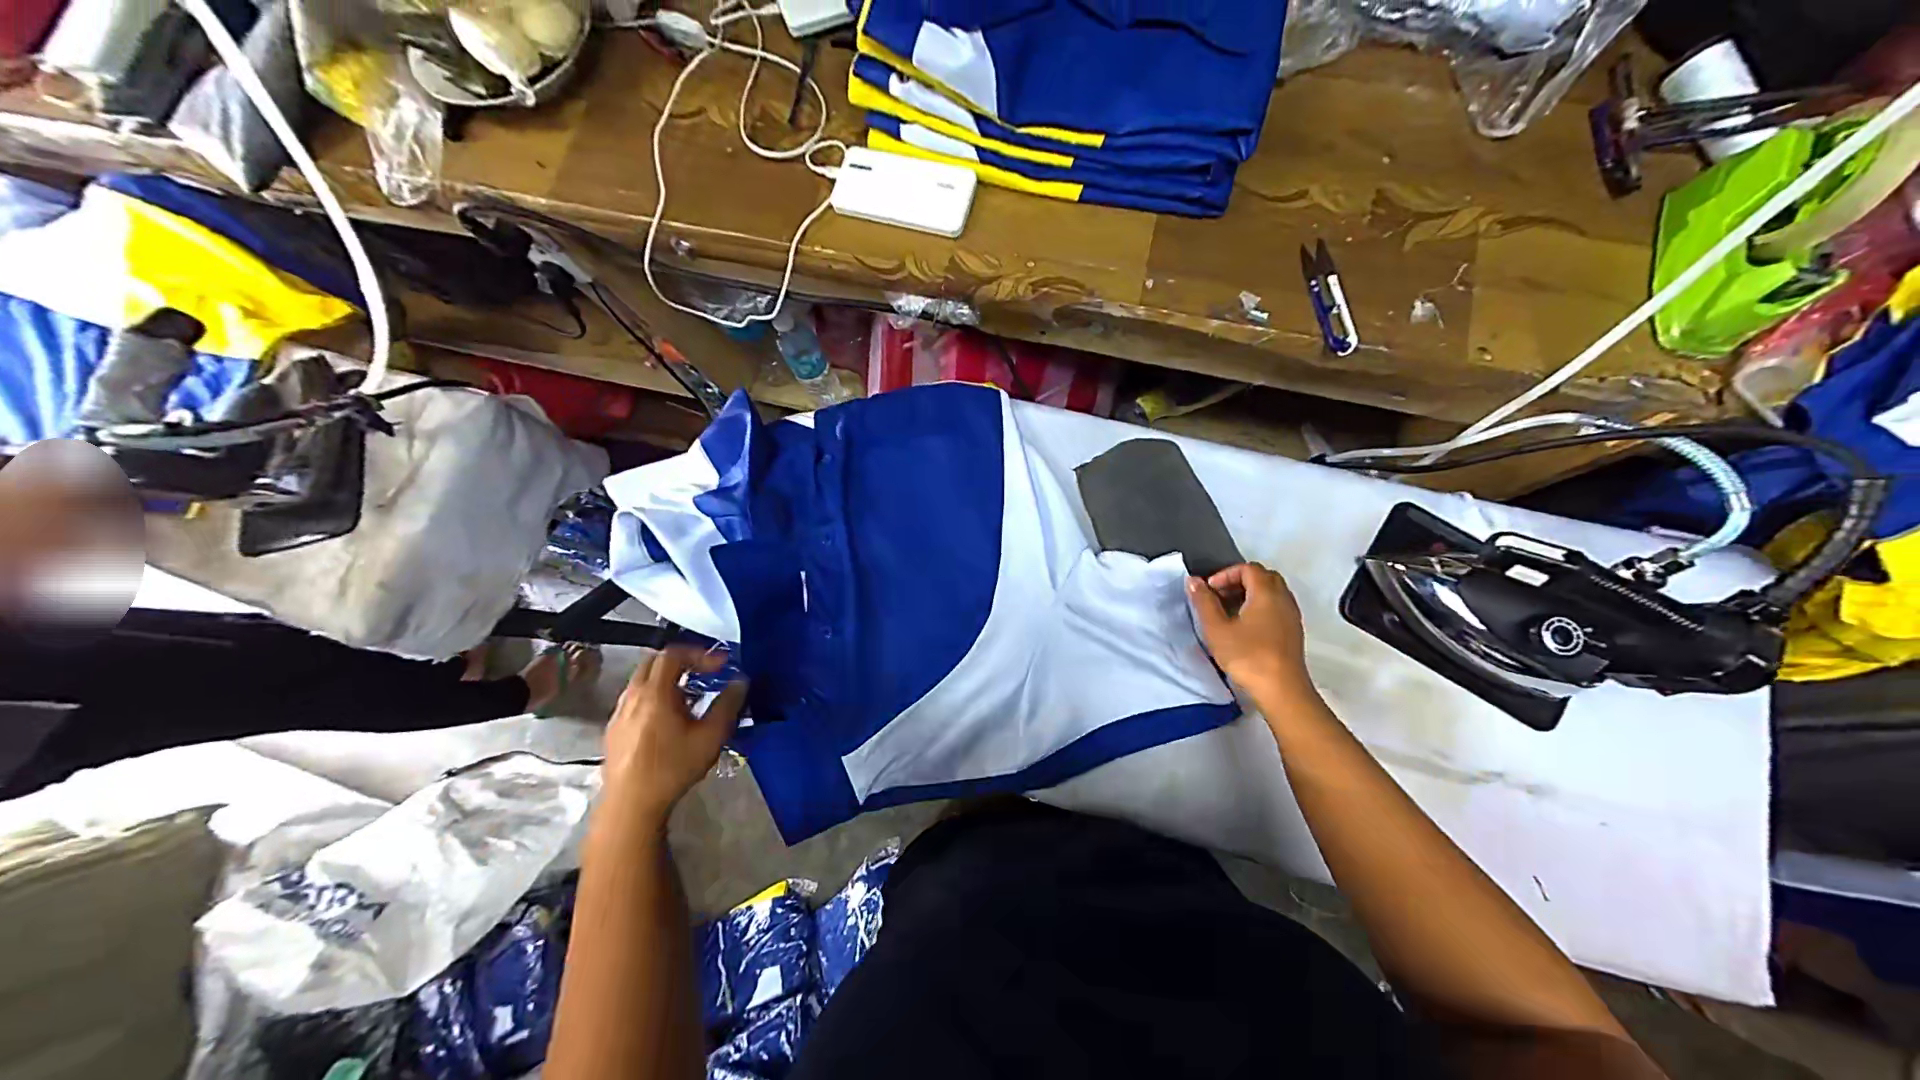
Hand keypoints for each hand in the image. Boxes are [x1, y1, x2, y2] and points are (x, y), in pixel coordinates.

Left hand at [601, 646, 746, 826]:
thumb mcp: (711, 736)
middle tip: (704, 673)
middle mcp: (632, 696)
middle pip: (654, 661)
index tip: (721, 665)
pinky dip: (654, 697)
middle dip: (682, 661)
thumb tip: (740, 682)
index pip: (673, 654)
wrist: (631, 805)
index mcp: (655, 692)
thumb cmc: (673, 768)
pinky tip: (669, 720)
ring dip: (667, 680)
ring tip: (690, 698)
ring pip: (642, 681)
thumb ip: (728, 705)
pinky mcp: (613, 730)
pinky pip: (635, 700)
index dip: (700, 653)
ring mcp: (619, 712)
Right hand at [1188, 563, 1311, 699]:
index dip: (1226, 574)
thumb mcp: (1216, 629)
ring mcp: (1291, 616)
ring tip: (1229, 612)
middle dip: (1239, 581)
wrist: (1282, 690)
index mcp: (1266, 593)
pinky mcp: (1293, 632)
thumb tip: (1194, 582)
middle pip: (1263, 576)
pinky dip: (1260, 607)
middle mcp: (1283, 599)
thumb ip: (1204, 602)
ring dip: (1250, 594)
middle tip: (1219, 596)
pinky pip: (1277, 607)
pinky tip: (1245, 627)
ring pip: (1272, 592)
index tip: (1210, 590)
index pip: (1248, 568)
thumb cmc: (1248, 657)